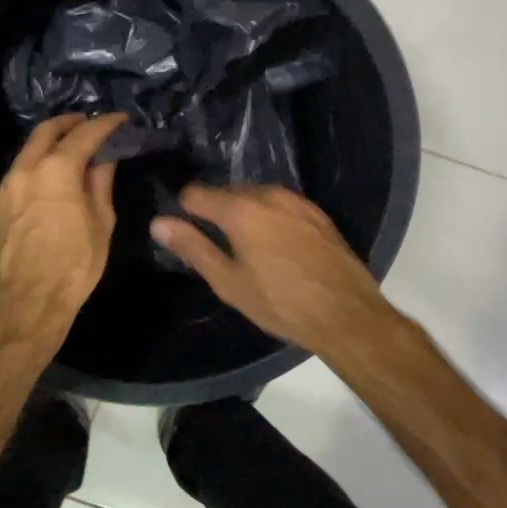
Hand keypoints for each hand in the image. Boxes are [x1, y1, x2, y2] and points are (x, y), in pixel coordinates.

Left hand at [0, 114, 127, 339]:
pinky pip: (19, 170)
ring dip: (50, 141)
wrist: (27, 301)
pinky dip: (36, 162)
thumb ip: (100, 183)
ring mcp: (7, 186)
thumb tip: (104, 158)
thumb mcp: (100, 223)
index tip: (120, 120)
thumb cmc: (73, 265)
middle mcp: (26, 169)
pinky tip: (51, 173)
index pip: (84, 134)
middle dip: (69, 122)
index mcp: (57, 170)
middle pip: (46, 131)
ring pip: (28, 150)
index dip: (105, 124)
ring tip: (71, 145)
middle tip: (89, 123)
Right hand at [150, 185, 396, 350]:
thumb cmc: (281, 303)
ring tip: (246, 249)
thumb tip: (158, 223)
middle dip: (215, 213)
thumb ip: (193, 248)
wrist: (348, 314)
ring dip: (244, 215)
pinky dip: (270, 219)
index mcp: (241, 209)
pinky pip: (280, 206)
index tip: (185, 232)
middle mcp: (268, 194)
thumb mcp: (229, 282)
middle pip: (227, 193)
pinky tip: (276, 248)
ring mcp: (297, 201)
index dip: (184, 211)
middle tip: (216, 246)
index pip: (196, 193)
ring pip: (256, 198)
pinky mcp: (317, 213)